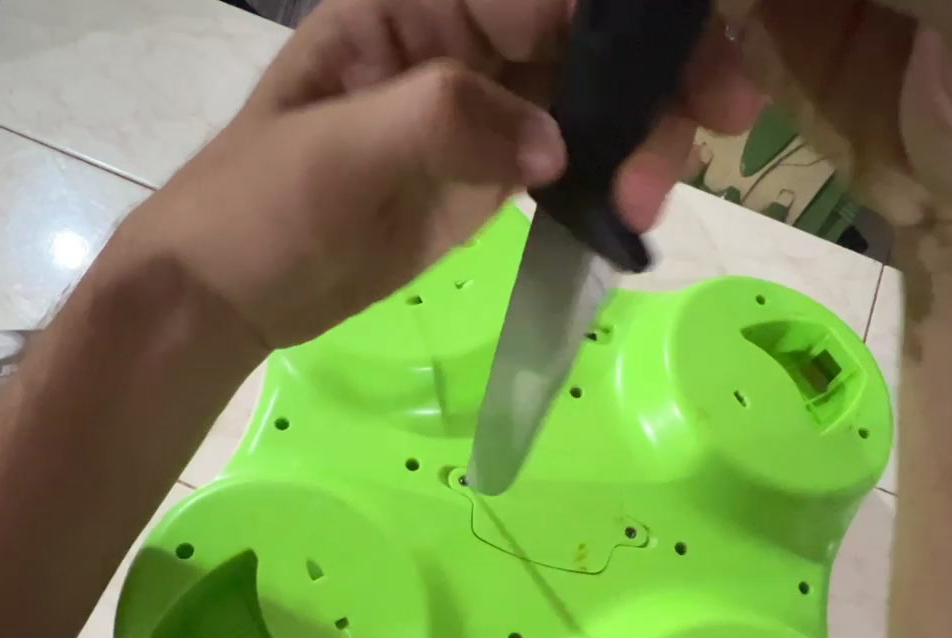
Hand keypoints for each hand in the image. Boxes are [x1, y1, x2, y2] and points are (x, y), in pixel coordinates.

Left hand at [109, 0, 760, 349]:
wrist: (233, 294)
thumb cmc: (260, 208)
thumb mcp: (341, 150)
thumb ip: (447, 121)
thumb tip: (556, 145)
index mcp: (416, 9)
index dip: (622, 16)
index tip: (693, 57)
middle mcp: (457, 48)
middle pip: (582, 39)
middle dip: (652, 74)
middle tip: (718, 122)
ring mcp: (476, 120)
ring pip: (585, 104)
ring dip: (637, 137)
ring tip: (651, 196)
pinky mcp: (483, 184)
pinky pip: (562, 168)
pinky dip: (603, 183)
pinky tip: (632, 207)